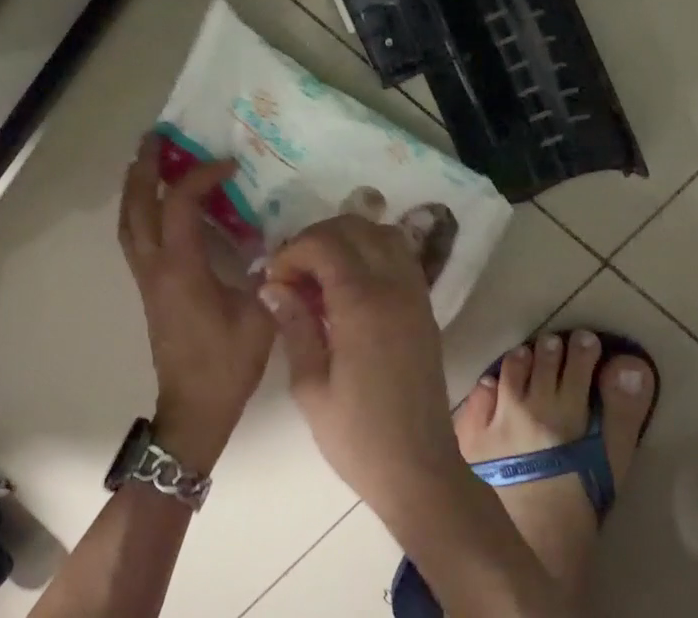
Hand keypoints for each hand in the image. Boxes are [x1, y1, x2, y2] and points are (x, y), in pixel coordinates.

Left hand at [118, 134, 275, 472]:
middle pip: (137, 206)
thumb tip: (282, 243)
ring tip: (149, 162)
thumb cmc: (227, 365)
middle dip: (144, 168)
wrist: (193, 411)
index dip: (202, 176)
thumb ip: (270, 274)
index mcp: (181, 268)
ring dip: (136, 188)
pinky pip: (136, 238)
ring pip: (129, 222)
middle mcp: (155, 267)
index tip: (229, 164)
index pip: (182, 205)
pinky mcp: (149, 290)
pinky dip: (141, 212)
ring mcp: (147, 279)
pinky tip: (159, 206)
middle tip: (156, 137)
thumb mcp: (261, 316)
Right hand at [257, 214, 463, 510]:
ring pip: (383, 235)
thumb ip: (294, 326)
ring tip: (321, 275)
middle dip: (317, 239)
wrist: (418, 469)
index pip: (325, 243)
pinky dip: (372, 255)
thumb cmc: (357, 436)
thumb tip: (273, 287)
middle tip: (292, 274)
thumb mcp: (310, 387)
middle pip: (355, 227)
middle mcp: (395, 288)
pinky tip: (350, 288)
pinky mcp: (425, 309)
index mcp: (363, 304)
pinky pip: (400, 258)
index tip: (273, 280)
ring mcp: (415, 295)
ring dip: (348, 241)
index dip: (292, 252)